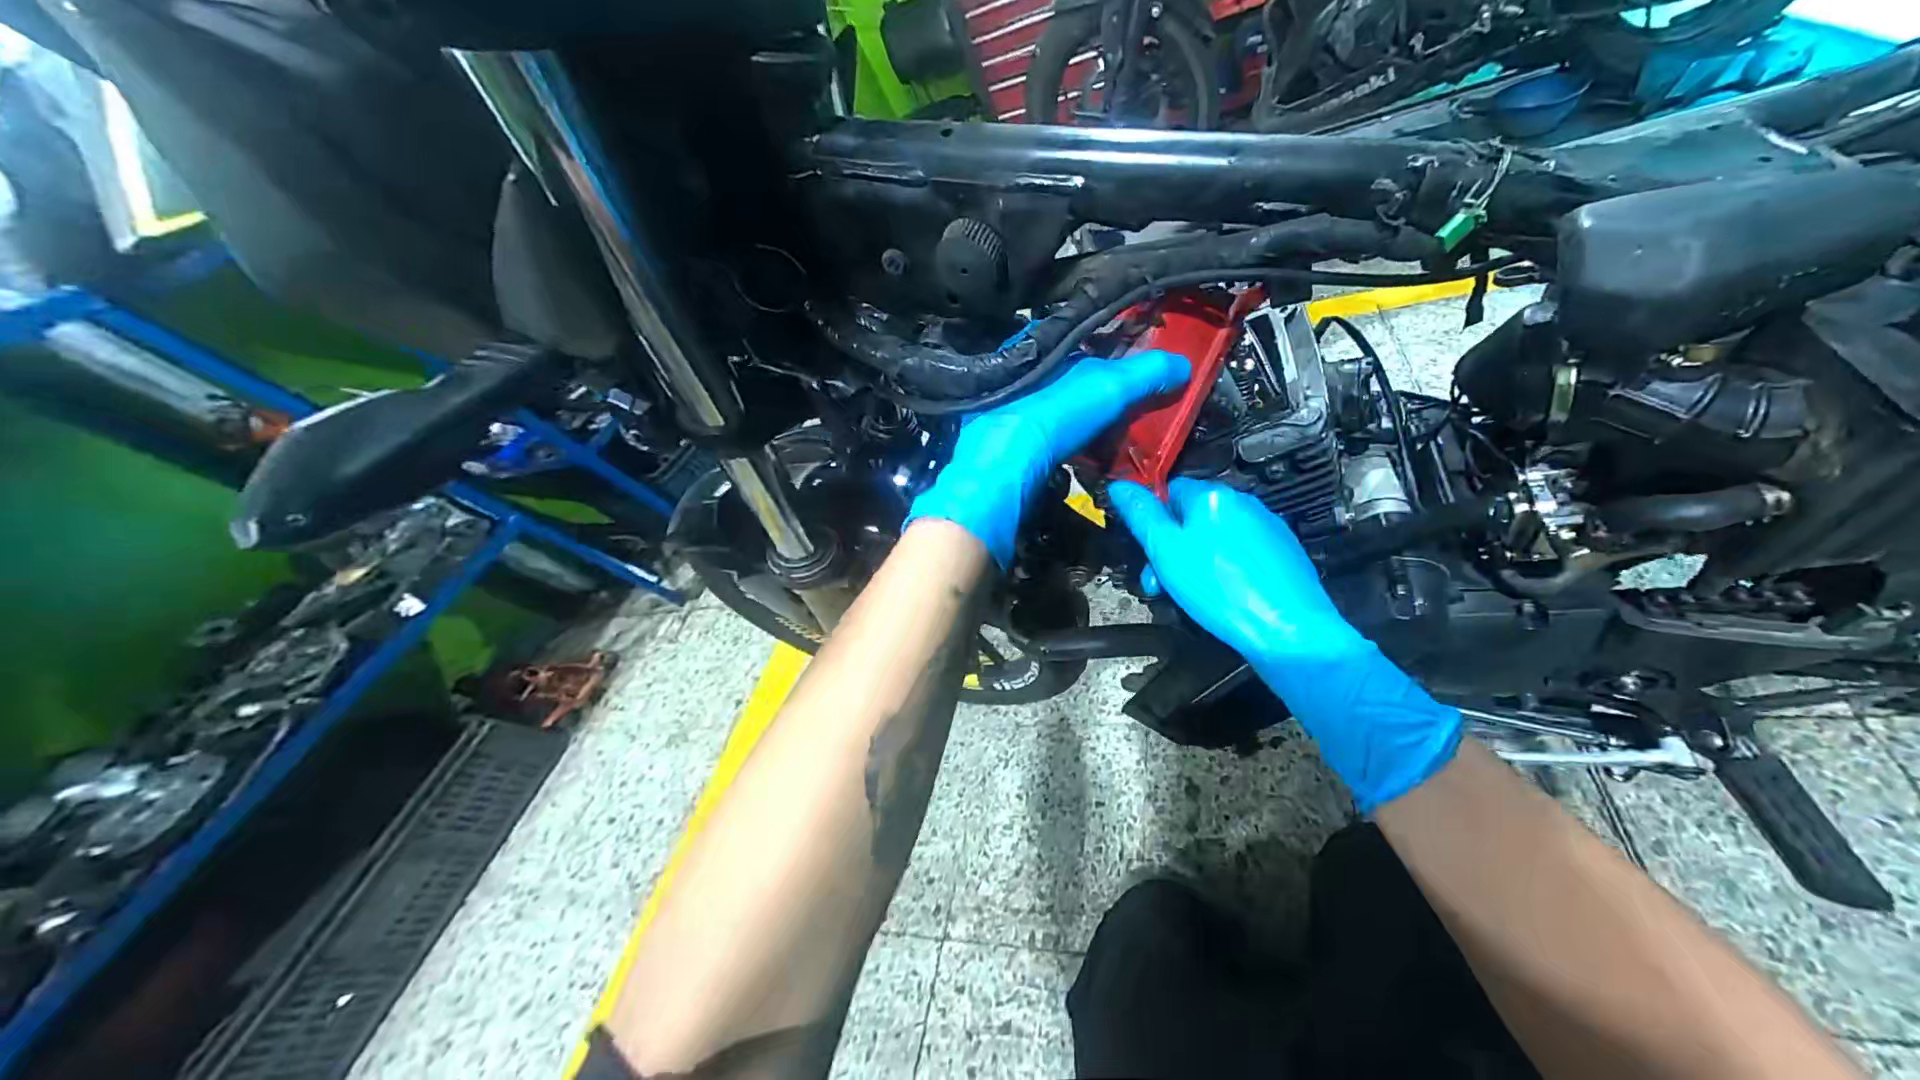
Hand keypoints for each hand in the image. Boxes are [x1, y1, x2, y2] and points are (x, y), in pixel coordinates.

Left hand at [907, 349, 1189, 565]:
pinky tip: (1089, 457)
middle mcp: (1015, 370)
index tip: (1136, 369)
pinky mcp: (1006, 441)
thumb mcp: (1107, 388)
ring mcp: (1005, 407)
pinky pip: (1048, 436)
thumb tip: (1183, 366)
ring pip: (1058, 407)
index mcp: (1033, 343)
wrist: (1001, 471)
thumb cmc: (1051, 416)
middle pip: (1069, 375)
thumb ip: (1145, 374)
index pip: (1079, 337)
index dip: (1109, 348)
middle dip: (1100, 392)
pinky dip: (1071, 443)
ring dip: (1088, 422)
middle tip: (1131, 407)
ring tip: (1116, 436)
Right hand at [1109, 477, 1460, 810]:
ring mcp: (1267, 529)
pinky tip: (1218, 598)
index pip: (1168, 490)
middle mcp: (1244, 503)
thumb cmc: (1221, 590)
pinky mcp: (1282, 555)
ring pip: (1213, 539)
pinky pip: (1237, 555)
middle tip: (1159, 584)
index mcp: (1213, 495)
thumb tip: (1120, 484)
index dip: (1151, 521)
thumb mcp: (1166, 551)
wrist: (1288, 632)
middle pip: (1190, 518)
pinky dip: (1220, 571)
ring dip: (1192, 563)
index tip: (1145, 552)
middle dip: (1169, 549)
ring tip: (1186, 597)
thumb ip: (1141, 515)